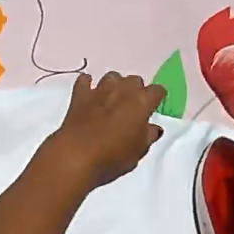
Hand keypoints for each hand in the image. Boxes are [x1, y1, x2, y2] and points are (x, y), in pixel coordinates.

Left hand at [42, 72, 165, 189]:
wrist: (76, 156)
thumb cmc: (113, 156)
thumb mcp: (138, 151)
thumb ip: (148, 136)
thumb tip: (152, 127)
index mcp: (141, 102)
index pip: (157, 91)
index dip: (157, 98)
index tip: (153, 107)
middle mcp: (122, 90)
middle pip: (134, 80)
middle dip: (135, 90)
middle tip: (131, 107)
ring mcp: (99, 90)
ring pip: (112, 77)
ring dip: (114, 85)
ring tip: (112, 99)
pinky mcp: (79, 95)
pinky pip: (84, 81)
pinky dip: (88, 85)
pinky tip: (89, 94)